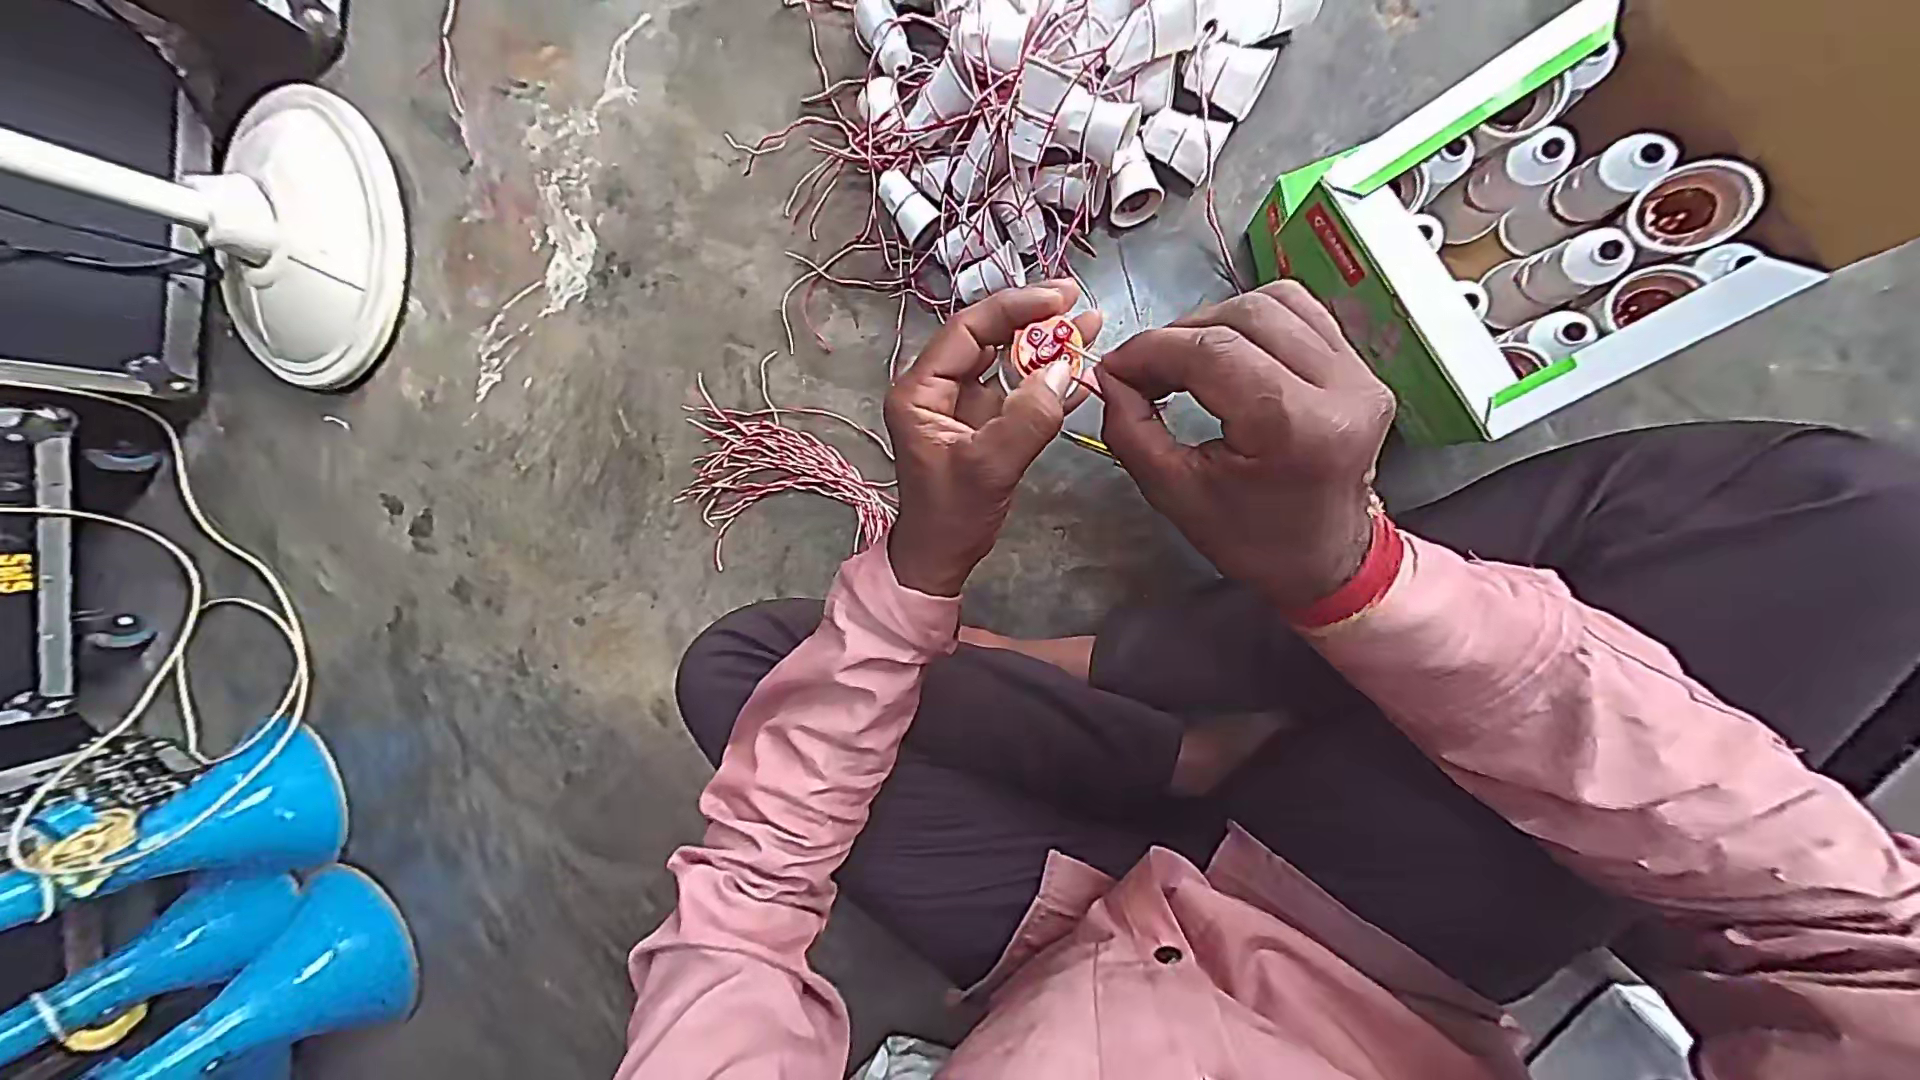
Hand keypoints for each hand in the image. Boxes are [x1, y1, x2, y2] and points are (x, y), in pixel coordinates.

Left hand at [885, 282, 1102, 595]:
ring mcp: (962, 406)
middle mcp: (938, 389)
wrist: (942, 557)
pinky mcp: (984, 425)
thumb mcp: (987, 468)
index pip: (967, 330)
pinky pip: (1016, 392)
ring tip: (1087, 328)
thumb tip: (1063, 371)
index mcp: (920, 390)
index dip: (1014, 308)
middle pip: (987, 339)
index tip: (1058, 297)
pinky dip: (1045, 381)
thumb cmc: (950, 517)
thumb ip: (1027, 419)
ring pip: (1005, 362)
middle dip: (1033, 321)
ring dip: (1044, 347)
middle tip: (1078, 304)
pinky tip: (1077, 369)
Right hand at [1096, 281, 1393, 609]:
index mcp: (1292, 427)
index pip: (1210, 352)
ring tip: (1180, 360)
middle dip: (1176, 336)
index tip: (1114, 367)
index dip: (1150, 350)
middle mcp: (1340, 388)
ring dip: (1213, 322)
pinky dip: (1250, 322)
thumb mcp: (1173, 494)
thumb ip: (1130, 430)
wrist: (1324, 559)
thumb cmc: (1250, 539)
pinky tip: (1223, 351)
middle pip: (1242, 316)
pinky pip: (1301, 313)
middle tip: (1142, 369)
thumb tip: (1110, 376)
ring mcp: (1359, 373)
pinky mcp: (1362, 369)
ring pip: (1274, 302)